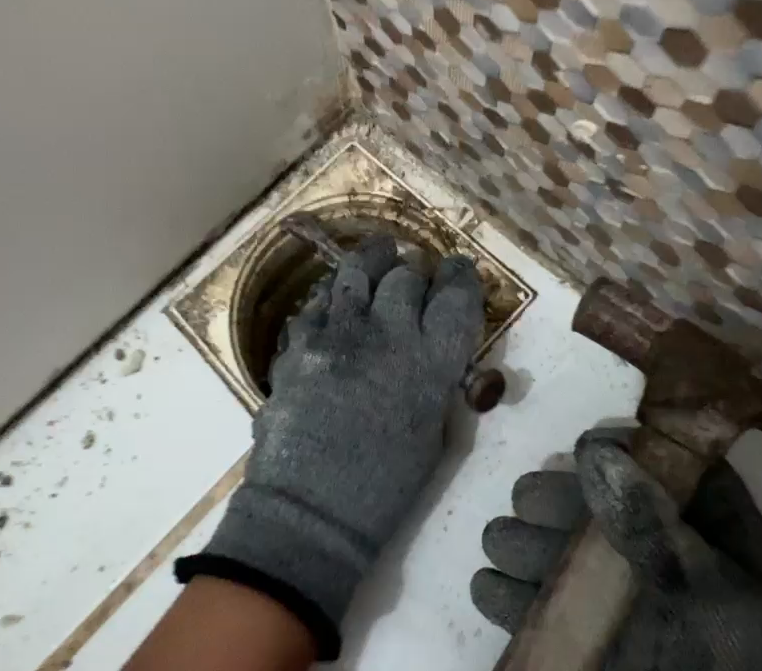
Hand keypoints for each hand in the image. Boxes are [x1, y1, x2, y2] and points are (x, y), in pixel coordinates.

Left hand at [178, 235, 484, 659]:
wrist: (310, 510)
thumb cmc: (383, 488)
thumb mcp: (433, 432)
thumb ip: (436, 379)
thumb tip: (434, 348)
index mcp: (430, 363)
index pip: (457, 296)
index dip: (461, 276)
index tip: (460, 270)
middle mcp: (388, 334)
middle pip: (407, 276)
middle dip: (416, 271)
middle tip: (416, 272)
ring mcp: (339, 332)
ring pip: (359, 271)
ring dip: (375, 259)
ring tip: (381, 250)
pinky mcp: (299, 340)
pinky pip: (318, 300)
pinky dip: (332, 294)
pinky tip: (336, 295)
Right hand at [471, 430, 761, 670]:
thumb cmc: (753, 662)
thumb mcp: (717, 590)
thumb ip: (653, 524)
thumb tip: (593, 455)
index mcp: (714, 529)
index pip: (664, 467)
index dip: (618, 451)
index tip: (579, 452)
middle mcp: (668, 554)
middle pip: (600, 509)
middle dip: (555, 502)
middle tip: (526, 505)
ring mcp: (628, 602)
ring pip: (566, 557)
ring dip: (526, 545)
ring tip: (500, 545)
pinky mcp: (599, 645)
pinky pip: (552, 613)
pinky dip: (516, 600)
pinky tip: (489, 587)